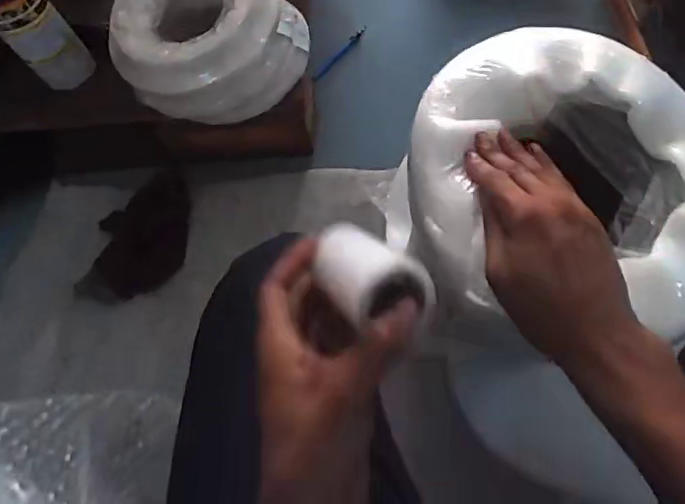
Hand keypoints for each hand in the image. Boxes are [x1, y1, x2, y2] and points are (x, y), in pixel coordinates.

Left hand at [257, 236, 418, 503]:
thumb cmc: (310, 445)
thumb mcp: (341, 392)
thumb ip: (376, 347)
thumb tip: (409, 303)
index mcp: (278, 347)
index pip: (275, 291)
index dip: (292, 262)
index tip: (320, 240)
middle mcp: (293, 354)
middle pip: (304, 303)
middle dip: (327, 277)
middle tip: (360, 256)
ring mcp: (315, 374)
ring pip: (327, 325)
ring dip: (349, 303)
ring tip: (380, 279)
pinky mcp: (337, 392)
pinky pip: (349, 348)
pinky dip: (365, 330)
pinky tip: (391, 321)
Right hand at [464, 128, 640, 369]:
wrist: (598, 329)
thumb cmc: (540, 310)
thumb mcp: (501, 274)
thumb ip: (493, 229)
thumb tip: (486, 196)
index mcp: (523, 216)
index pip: (495, 181)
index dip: (480, 166)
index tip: (468, 151)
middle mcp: (547, 201)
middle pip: (517, 169)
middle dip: (497, 151)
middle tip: (482, 134)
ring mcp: (570, 204)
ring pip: (540, 169)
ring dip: (520, 151)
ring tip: (505, 134)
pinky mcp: (585, 212)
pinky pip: (561, 177)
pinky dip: (546, 162)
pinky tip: (536, 151)